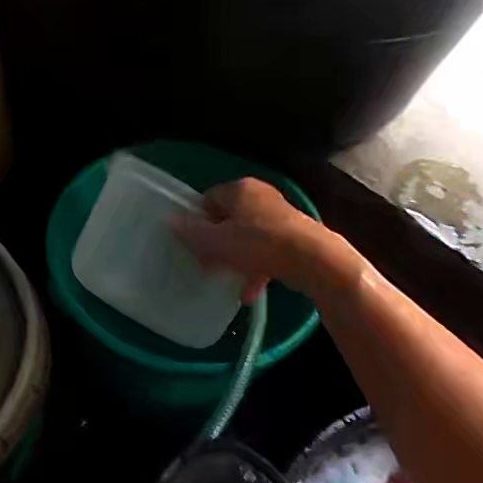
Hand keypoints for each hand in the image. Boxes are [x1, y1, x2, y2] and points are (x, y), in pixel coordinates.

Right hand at [173, 178, 357, 302]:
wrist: (311, 258)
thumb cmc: (258, 244)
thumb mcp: (217, 241)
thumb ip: (192, 233)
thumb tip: (171, 222)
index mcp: (240, 188)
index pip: (208, 199)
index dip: (197, 222)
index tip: (192, 245)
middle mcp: (260, 196)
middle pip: (228, 220)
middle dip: (217, 245)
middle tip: (208, 266)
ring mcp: (279, 216)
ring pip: (248, 239)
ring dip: (237, 262)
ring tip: (229, 283)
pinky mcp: (293, 237)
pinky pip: (267, 252)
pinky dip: (257, 270)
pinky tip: (250, 293)